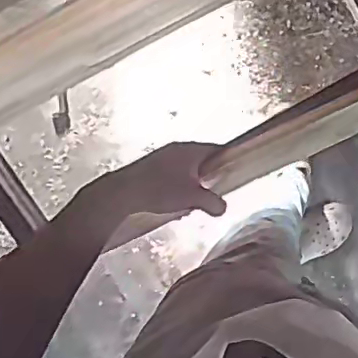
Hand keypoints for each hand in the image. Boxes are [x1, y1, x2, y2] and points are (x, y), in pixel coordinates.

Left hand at [61, 142, 226, 240]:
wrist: (120, 194)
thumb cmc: (160, 190)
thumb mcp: (192, 198)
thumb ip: (212, 202)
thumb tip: (223, 208)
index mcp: (191, 150)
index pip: (218, 150)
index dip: (230, 160)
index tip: (237, 173)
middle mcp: (177, 149)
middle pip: (203, 161)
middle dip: (210, 179)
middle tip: (214, 194)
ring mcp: (163, 158)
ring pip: (188, 171)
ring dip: (193, 186)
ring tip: (192, 203)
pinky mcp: (151, 170)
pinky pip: (174, 177)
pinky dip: (179, 188)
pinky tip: (175, 204)